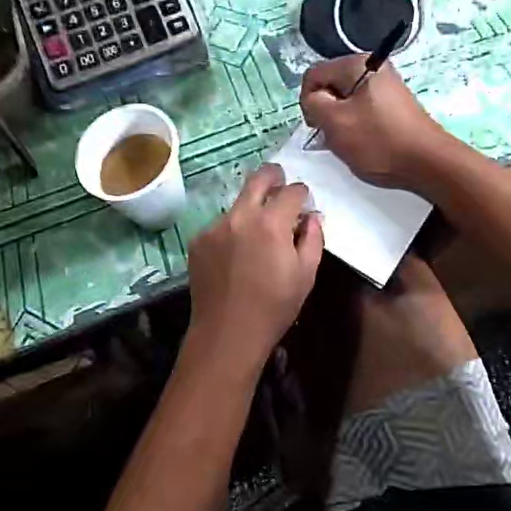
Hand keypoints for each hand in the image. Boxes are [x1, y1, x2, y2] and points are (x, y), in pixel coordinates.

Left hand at [186, 164, 323, 364]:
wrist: (227, 333)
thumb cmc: (274, 307)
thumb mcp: (306, 275)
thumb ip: (313, 238)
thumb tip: (312, 217)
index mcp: (271, 223)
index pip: (291, 191)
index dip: (302, 194)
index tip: (304, 203)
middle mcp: (240, 216)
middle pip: (258, 179)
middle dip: (273, 176)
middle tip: (280, 183)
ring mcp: (215, 227)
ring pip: (238, 204)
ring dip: (251, 209)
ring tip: (258, 235)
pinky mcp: (198, 241)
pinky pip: (221, 225)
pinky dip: (233, 230)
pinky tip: (237, 254)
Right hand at [300, 57, 455, 190]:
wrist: (428, 163)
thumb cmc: (379, 141)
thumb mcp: (335, 122)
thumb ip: (313, 103)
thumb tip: (315, 99)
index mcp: (358, 64)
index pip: (313, 76)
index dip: (308, 102)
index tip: (318, 126)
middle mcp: (373, 68)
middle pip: (330, 88)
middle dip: (326, 114)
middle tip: (336, 137)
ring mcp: (385, 88)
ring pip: (345, 104)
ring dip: (341, 125)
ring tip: (352, 144)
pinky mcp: (393, 107)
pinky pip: (362, 114)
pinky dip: (357, 130)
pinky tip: (365, 146)